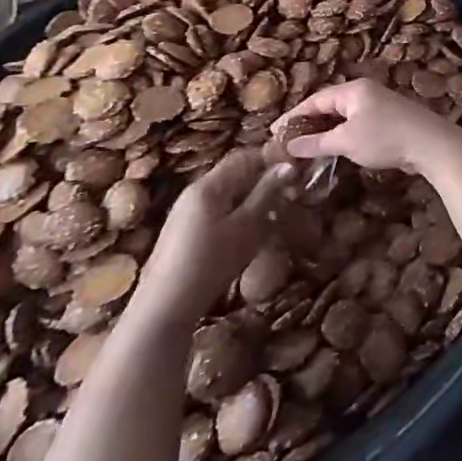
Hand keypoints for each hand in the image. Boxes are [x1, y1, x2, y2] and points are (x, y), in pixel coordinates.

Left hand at [129, 148, 291, 325]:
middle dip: (263, 185)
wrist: (166, 304)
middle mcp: (196, 190)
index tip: (295, 176)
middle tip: (289, 202)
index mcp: (209, 184)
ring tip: (273, 222)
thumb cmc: (210, 262)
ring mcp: (187, 210)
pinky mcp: (185, 230)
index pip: (244, 156)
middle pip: (234, 175)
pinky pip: (217, 213)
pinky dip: (237, 218)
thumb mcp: (246, 228)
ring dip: (252, 204)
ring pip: (227, 196)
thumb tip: (288, 166)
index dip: (270, 161)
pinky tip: (248, 239)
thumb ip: (266, 194)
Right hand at [272, 79, 461, 173]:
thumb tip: (290, 145)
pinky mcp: (390, 120)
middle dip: (308, 123)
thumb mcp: (346, 142)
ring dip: (325, 131)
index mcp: (352, 90)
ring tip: (307, 146)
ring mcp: (379, 105)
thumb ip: (317, 143)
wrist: (433, 145)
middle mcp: (365, 92)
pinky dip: (342, 135)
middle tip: (288, 140)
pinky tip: (336, 148)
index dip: (293, 117)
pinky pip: (357, 124)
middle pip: (329, 105)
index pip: (315, 100)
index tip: (275, 131)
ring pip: (344, 116)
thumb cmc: (386, 138)